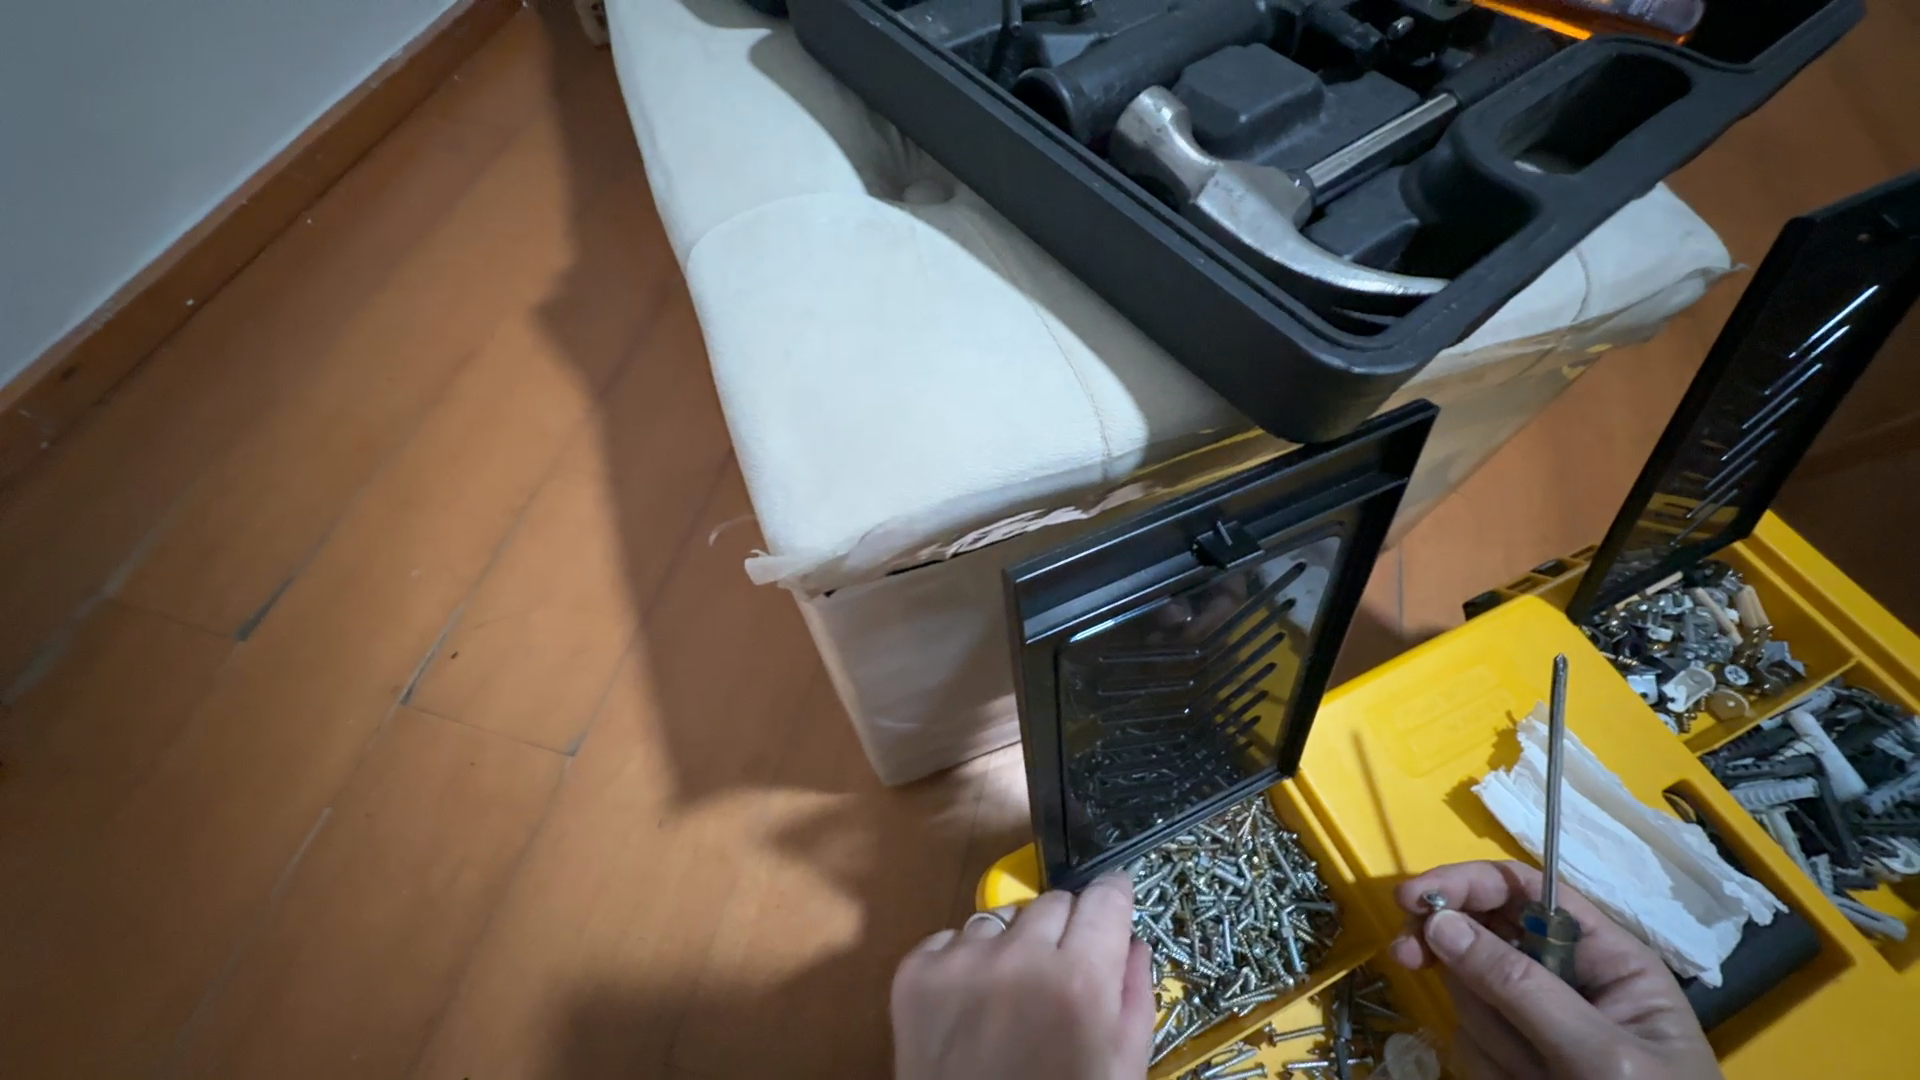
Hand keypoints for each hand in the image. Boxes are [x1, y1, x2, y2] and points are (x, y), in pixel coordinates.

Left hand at [891, 869, 1155, 1079]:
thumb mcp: (1120, 1071)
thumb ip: (1134, 997)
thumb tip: (1130, 939)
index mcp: (1079, 981)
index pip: (1104, 898)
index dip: (1114, 895)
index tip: (1114, 896)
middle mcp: (1020, 956)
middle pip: (1053, 902)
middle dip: (1064, 929)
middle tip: (1059, 972)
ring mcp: (962, 960)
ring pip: (1001, 917)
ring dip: (1012, 943)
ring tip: (1009, 996)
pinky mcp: (916, 972)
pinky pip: (952, 938)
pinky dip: (964, 962)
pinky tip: (968, 1007)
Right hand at [1388, 860, 1720, 1079]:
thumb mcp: (1601, 1056)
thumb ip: (1521, 987)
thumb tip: (1438, 920)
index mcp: (1603, 958)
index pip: (1522, 889)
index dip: (1464, 882)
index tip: (1411, 898)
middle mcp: (1563, 976)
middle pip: (1479, 932)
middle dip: (1449, 953)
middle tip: (1406, 958)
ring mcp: (1534, 1017)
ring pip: (1468, 987)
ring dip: (1486, 1029)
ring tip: (1533, 1076)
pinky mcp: (1514, 1053)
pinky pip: (1469, 1034)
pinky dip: (1488, 1063)